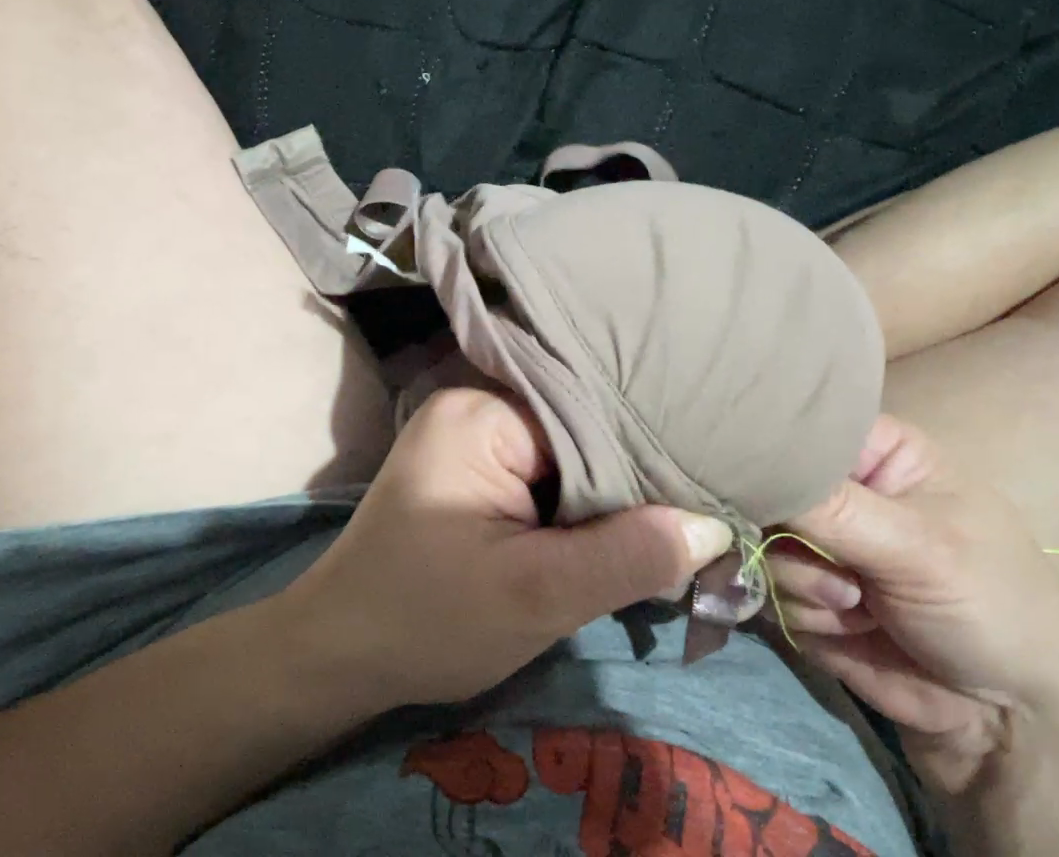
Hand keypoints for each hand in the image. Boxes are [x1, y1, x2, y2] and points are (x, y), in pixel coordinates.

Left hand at [279, 387, 737, 707]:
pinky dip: (578, 514)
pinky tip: (615, 538)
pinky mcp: (471, 472)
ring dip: (607, 506)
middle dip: (631, 490)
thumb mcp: (536, 595)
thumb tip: (715, 527)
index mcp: (481, 413)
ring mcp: (470, 438)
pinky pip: (546, 481)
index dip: (651, 466)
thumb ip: (627, 557)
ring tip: (671, 534)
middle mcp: (475, 407)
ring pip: (570, 464)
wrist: (343, 652)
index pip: (595, 420)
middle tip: (701, 526)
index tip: (710, 503)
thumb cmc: (427, 621)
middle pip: (584, 438)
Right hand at [768, 416, 1058, 792]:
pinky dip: (805, 613)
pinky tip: (852, 630)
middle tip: (839, 568)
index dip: (772, 451)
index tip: (764, 481)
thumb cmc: (990, 607)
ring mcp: (819, 547)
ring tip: (859, 609)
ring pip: (763, 545)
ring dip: (804, 583)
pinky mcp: (803, 595)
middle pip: (769, 491)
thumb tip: (748, 470)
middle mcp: (840, 494)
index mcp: (878, 456)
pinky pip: (769, 591)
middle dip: (792, 536)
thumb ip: (831, 507)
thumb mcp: (920, 547)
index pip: (801, 429)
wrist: (1008, 717)